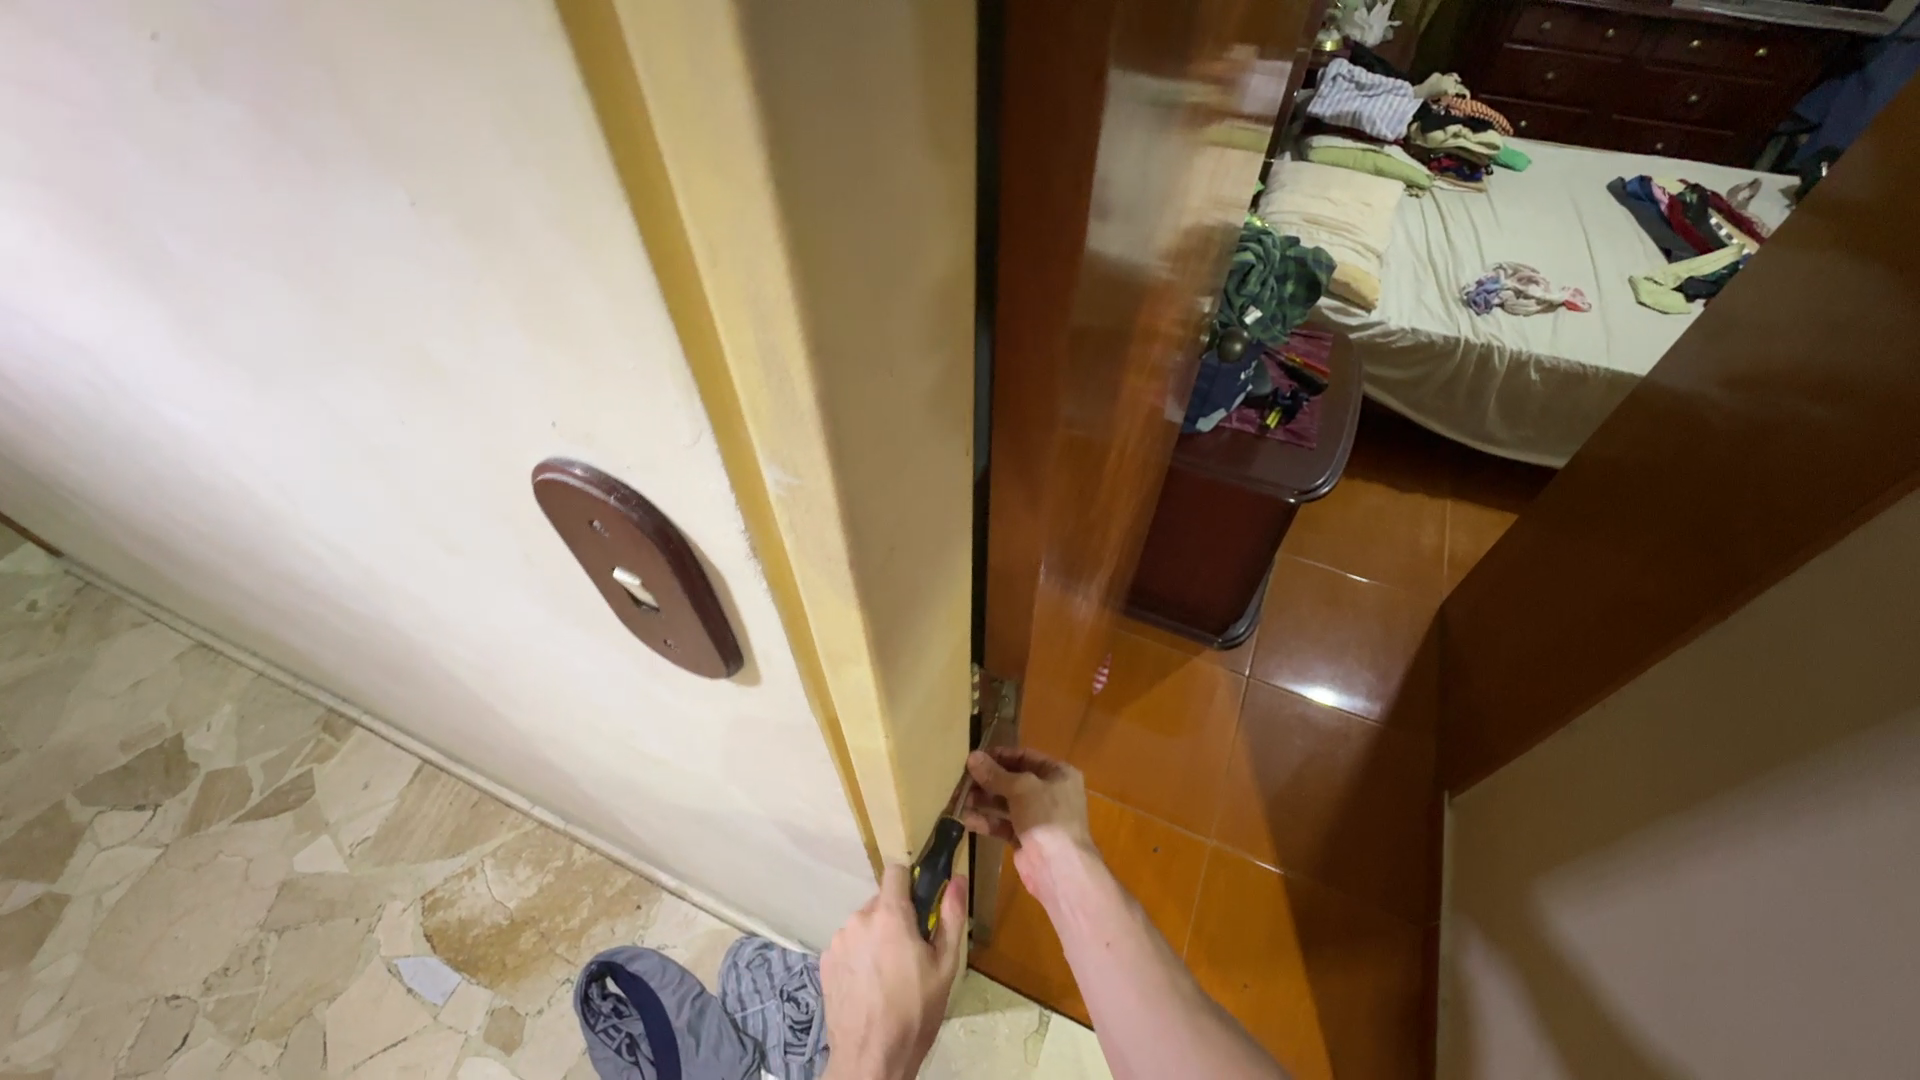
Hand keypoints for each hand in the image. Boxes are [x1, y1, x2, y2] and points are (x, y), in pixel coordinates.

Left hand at [820, 863, 967, 1079]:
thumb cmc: (915, 1011)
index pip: (896, 871)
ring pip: (864, 924)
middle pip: (882, 902)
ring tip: (889, 973)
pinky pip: (848, 944)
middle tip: (911, 952)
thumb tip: (958, 879)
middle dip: (897, 918)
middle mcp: (859, 919)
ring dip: (876, 937)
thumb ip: (951, 916)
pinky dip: (859, 955)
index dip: (911, 882)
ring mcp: (838, 940)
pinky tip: (869, 984)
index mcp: (890, 914)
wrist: (871, 1058)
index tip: (921, 904)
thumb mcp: (945, 966)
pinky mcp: (825, 961)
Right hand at [958, 747, 1094, 909]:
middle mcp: (1049, 793)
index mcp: (1058, 774)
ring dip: (983, 800)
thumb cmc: (1046, 817)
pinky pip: (1002, 824)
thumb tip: (972, 757)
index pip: (1025, 757)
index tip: (974, 757)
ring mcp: (1037, 817)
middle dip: (987, 780)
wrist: (1059, 868)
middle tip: (961, 779)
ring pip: (1005, 803)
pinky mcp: (1024, 838)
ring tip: (958, 798)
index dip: (1000, 756)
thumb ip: (995, 774)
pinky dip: (986, 821)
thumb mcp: (1021, 788)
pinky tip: (966, 819)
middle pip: (1013, 780)